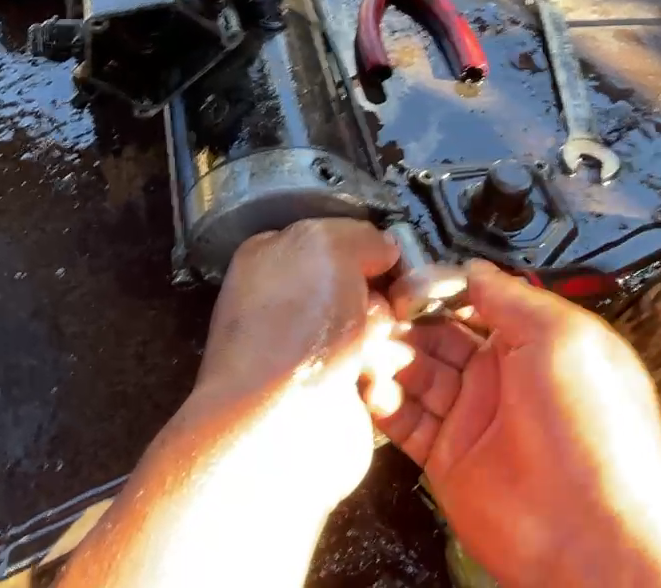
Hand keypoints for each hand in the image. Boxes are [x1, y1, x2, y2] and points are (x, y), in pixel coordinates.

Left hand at [56, 219, 398, 587]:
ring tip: (370, 352)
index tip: (390, 262)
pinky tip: (371, 382)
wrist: (282, 425)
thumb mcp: (325, 246)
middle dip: (381, 296)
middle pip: (362, 284)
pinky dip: (383, 375)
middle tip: (381, 311)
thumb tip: (383, 249)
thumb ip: (358, 235)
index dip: (365, 247)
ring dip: (385, 337)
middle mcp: (287, 300)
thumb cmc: (297, 322)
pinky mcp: (335, 393)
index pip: (333, 237)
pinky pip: (380, 371)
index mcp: (270, 256)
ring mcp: (310, 349)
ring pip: (379, 327)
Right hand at [362, 260, 660, 587]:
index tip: (405, 287)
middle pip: (433, 331)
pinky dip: (381, 399)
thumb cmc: (592, 432)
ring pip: (412, 370)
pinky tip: (371, 387)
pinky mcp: (446, 456)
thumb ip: (511, 296)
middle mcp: (499, 374)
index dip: (434, 288)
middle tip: (371, 314)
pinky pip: (403, 417)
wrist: (594, 542)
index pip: (470, 298)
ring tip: (366, 350)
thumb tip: (470, 267)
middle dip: (401, 319)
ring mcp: (471, 416)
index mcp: (532, 342)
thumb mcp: (564, 340)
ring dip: (386, 355)